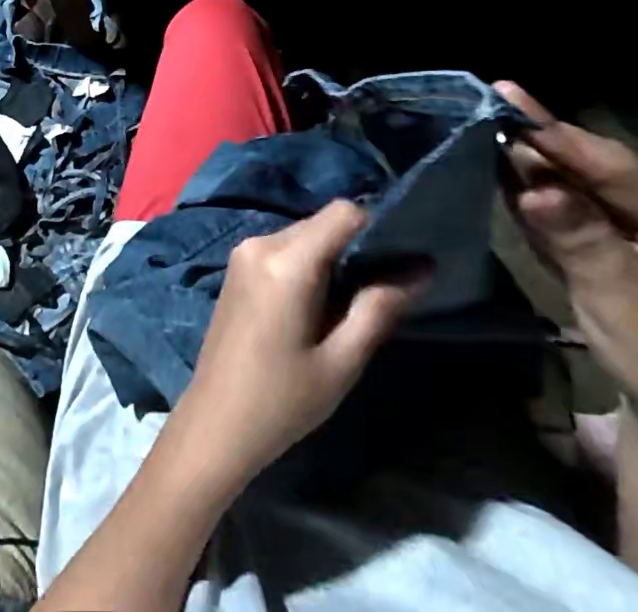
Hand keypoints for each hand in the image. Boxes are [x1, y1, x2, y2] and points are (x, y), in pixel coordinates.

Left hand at [167, 201, 427, 492]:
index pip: (343, 213)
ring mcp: (242, 254)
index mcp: (286, 262)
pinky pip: (283, 250)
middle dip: (356, 247)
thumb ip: (380, 309)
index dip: (377, 229)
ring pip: (304, 235)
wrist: (214, 425)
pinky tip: (316, 306)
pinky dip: (307, 265)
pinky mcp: (236, 269)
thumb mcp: (341, 362)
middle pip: (322, 223)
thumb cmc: (281, 401)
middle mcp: (260, 245)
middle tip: (380, 291)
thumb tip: (423, 268)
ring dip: (331, 259)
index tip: (399, 261)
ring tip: (349, 305)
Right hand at [495, 82, 637, 447]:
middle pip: (597, 171)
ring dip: (531, 159)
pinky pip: (563, 210)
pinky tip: (499, 164)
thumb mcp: (626, 306)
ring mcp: (634, 229)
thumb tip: (535, 189)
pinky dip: (530, 190)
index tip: (517, 108)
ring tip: (488, 122)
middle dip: (545, 141)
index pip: (623, 173)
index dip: (568, 141)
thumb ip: (582, 243)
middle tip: (495, 103)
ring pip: (576, 186)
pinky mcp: (604, 243)